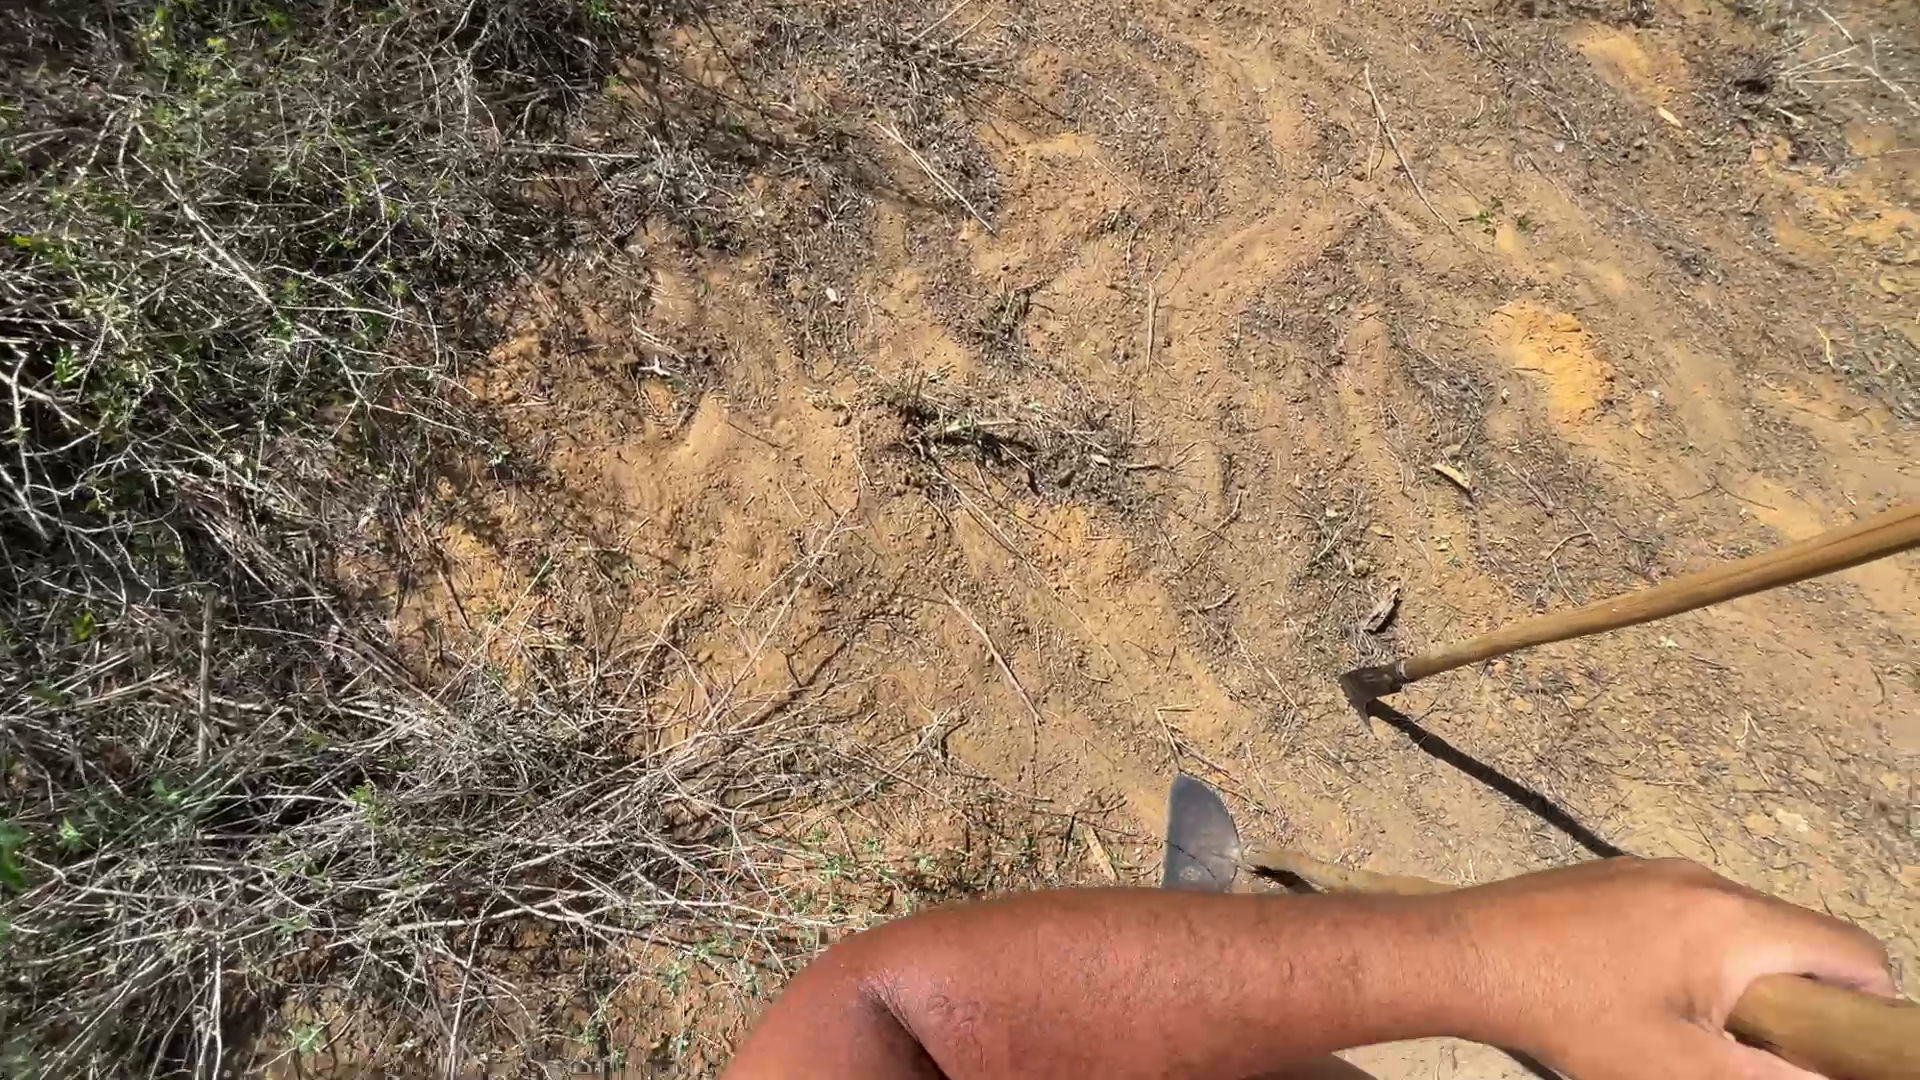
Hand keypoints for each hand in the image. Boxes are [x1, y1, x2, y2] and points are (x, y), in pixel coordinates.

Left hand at [1451, 857, 1893, 1078]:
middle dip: (1795, 994)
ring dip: (1735, 972)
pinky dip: (1686, 947)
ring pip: (1732, 922)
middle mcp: (1692, 878)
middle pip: (1792, 934)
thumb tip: (1835, 1074)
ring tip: (1689, 1016)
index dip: (1868, 1010)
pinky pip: (1677, 909)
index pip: (1856, 951)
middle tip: (1750, 1041)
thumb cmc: (1574, 1013)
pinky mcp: (1601, 873)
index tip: (1825, 1050)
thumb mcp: (1693, 1069)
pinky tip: (1639, 983)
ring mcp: (1639, 869)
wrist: (1463, 953)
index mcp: (1731, 918)